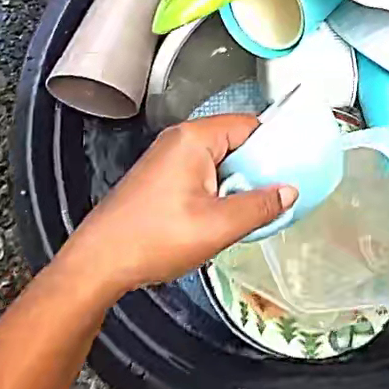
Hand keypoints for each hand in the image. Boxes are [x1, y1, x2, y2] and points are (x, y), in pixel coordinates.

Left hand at [59, 115, 295, 299]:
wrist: (98, 264)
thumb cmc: (151, 238)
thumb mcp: (218, 226)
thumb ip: (259, 206)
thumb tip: (288, 192)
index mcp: (194, 138)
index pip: (249, 125)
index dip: (273, 145)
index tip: (290, 168)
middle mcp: (179, 140)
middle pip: (235, 142)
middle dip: (256, 169)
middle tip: (270, 196)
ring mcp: (168, 158)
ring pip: (220, 161)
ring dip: (237, 184)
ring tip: (246, 211)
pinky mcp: (162, 177)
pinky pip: (203, 174)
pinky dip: (218, 191)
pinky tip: (221, 218)